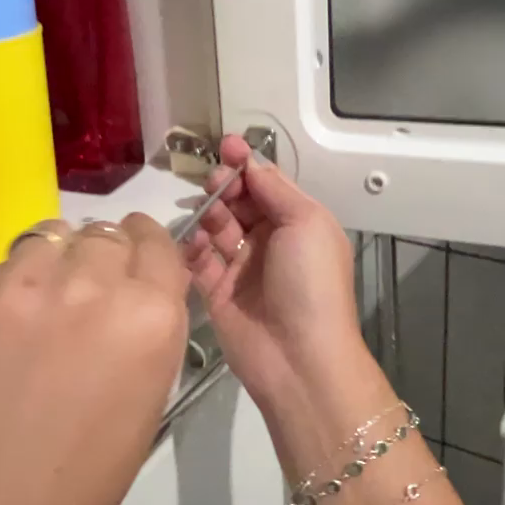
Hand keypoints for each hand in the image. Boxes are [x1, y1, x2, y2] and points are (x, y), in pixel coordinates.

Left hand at [0, 214, 190, 504]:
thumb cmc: (69, 499)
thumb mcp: (140, 410)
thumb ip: (143, 335)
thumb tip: (128, 296)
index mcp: (147, 319)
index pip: (157, 244)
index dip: (147, 246)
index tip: (138, 251)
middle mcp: (86, 285)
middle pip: (103, 236)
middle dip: (101, 258)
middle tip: (84, 297)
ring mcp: (14, 286)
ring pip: (47, 241)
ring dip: (51, 267)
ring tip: (34, 316)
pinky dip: (2, 292)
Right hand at [181, 136, 368, 416]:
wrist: (300, 359)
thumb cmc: (311, 282)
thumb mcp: (306, 222)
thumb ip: (274, 188)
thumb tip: (251, 162)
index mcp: (298, 223)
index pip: (267, 184)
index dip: (246, 164)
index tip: (226, 145)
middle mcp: (270, 241)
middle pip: (239, 201)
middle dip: (225, 186)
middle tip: (213, 182)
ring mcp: (242, 268)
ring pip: (217, 227)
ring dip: (210, 213)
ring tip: (207, 212)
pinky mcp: (216, 292)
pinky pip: (198, 260)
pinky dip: (193, 246)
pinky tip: (194, 240)